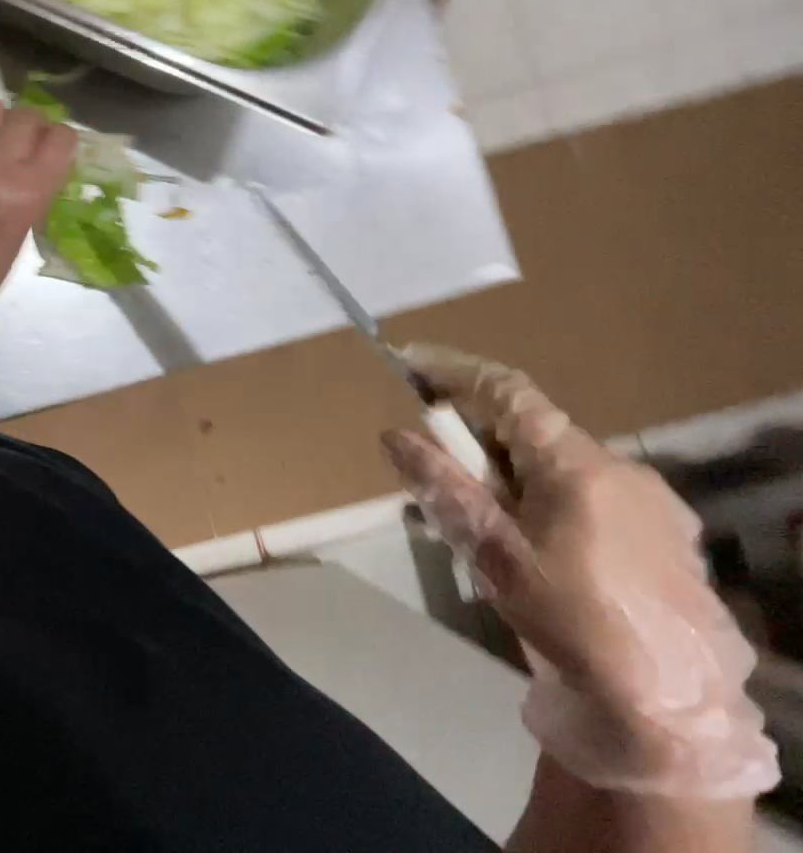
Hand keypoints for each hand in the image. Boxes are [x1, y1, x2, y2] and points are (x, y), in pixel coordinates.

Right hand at [380, 344, 777, 798]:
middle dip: (472, 443)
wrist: (666, 700)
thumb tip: (396, 435)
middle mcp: (619, 470)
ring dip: (504, 478)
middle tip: (430, 480)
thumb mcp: (491, 552)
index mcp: (579, 467)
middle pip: (528, 432)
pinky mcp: (659, 534)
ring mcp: (648, 502)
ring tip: (474, 531)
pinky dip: (539, 500)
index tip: (407, 360)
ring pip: (554, 466)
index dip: (455, 371)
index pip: (508, 393)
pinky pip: (582, 495)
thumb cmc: (570, 617)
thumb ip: (443, 488)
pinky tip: (527, 548)